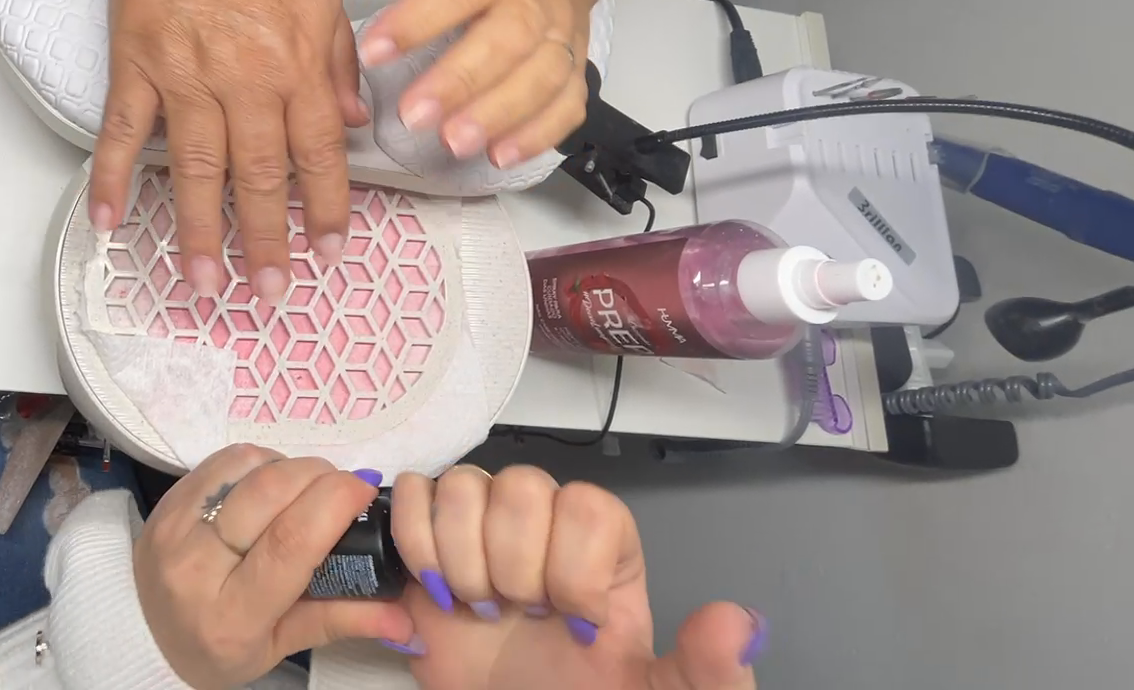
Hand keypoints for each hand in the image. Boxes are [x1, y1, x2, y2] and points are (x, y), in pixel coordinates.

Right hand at [89, 0, 368, 304]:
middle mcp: (242, 80)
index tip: (328, 254)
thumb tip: (355, 127)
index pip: (317, 153)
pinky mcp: (135, 68)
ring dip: (199, 230)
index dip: (325, 209)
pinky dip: (109, 176)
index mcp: (294, 64)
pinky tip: (106, 221)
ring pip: (194, 167)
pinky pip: (120, 130)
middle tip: (269, 293)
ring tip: (205, 283)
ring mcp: (183, 77)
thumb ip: (338, 65)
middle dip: (265, 240)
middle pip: (257, 175)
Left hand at [134, 446, 410, 688]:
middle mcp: (195, 567)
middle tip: (342, 483)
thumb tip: (408, 619)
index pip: (287, 545)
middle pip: (268, 495)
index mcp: (230, 616)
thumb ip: (340, 621)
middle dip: (316, 475)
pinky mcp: (168, 498)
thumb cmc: (220, 644)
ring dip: (288, 465)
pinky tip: (269, 479)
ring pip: (246, 468)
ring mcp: (175, 526)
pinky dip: (258, 460)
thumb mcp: (279, 646)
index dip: (331, 505)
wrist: (144, 629)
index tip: (364, 487)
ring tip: (305, 485)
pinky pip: (222, 459)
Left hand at [358, 0, 606, 169]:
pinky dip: (539, 134)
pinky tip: (502, 156)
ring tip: (455, 143)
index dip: (417, 18)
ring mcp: (561, 36)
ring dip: (498, 114)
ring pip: (538, 78)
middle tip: (413, 115)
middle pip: (503, 41)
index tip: (373, 51)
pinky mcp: (574, 68)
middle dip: (458, 81)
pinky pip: (566, 105)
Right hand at [388, 465, 765, 689]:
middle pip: (521, 485)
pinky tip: (435, 587)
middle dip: (512, 565)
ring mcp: (477, 512)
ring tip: (473, 605)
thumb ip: (705, 677)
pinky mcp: (424, 521)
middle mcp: (539, 514)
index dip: (574, 566)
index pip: (589, 505)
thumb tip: (741, 620)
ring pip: (463, 483)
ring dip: (461, 559)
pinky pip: (413, 491)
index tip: (572, 624)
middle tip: (515, 613)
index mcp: (601, 545)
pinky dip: (417, 543)